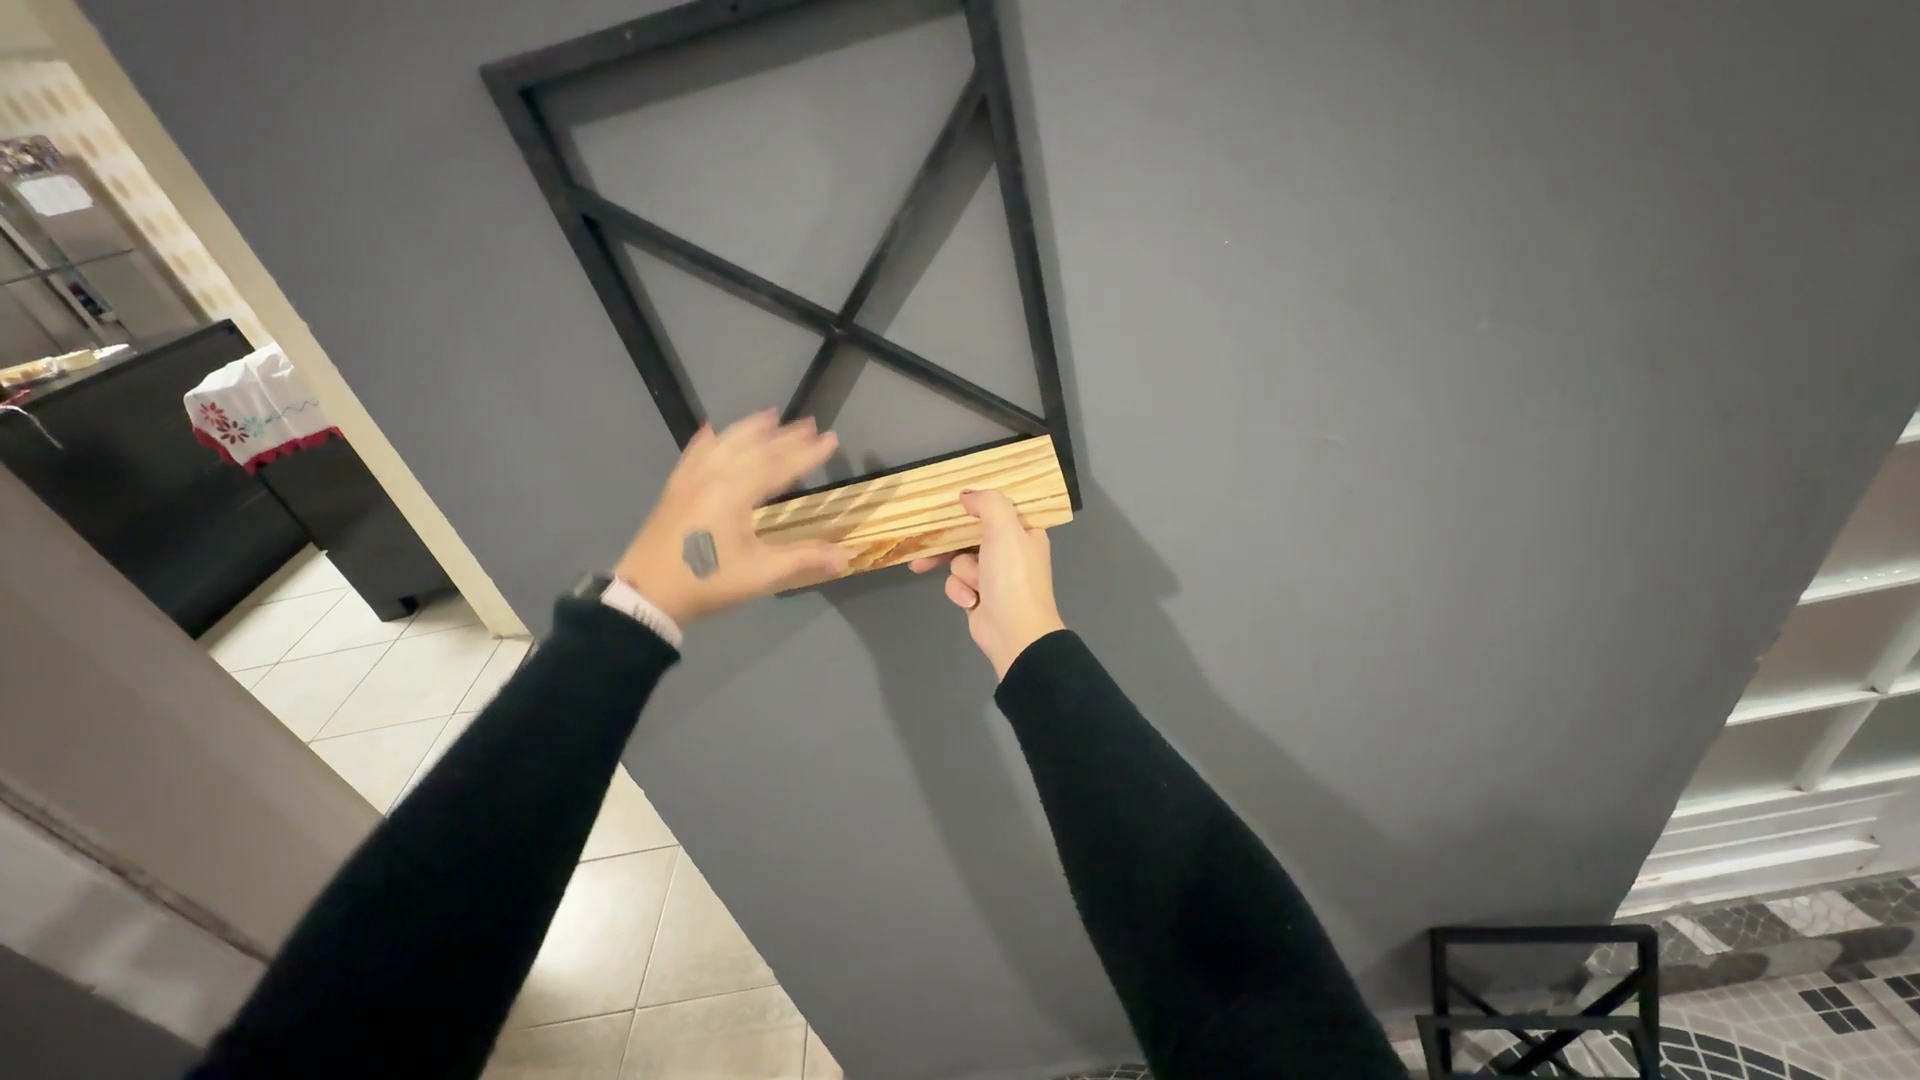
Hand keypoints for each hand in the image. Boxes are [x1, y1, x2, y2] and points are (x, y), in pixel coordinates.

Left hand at [615, 410, 847, 624]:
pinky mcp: (675, 489)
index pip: (780, 465)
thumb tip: (846, 557)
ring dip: (749, 428)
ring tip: (768, 415)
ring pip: (724, 443)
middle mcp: (714, 476)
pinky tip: (712, 430)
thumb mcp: (760, 573)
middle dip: (784, 435)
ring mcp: (691, 479)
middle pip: (754, 448)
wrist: (647, 593)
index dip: (808, 453)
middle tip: (808, 423)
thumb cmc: (707, 582)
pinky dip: (708, 440)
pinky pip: (694, 453)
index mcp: (737, 492)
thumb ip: (803, 558)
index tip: (831, 439)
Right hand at [910, 489, 1066, 678]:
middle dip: (950, 541)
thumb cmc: (1013, 577)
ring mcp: (993, 575)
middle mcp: (1010, 551)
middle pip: (970, 534)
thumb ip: (988, 504)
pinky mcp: (978, 595)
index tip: (953, 499)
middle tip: (925, 537)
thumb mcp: (1005, 530)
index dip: (977, 503)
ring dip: (961, 572)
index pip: (998, 509)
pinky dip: (960, 591)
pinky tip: (970, 601)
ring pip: (959, 560)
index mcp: (1025, 532)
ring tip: (965, 583)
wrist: (1014, 633)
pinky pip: (957, 583)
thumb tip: (966, 495)